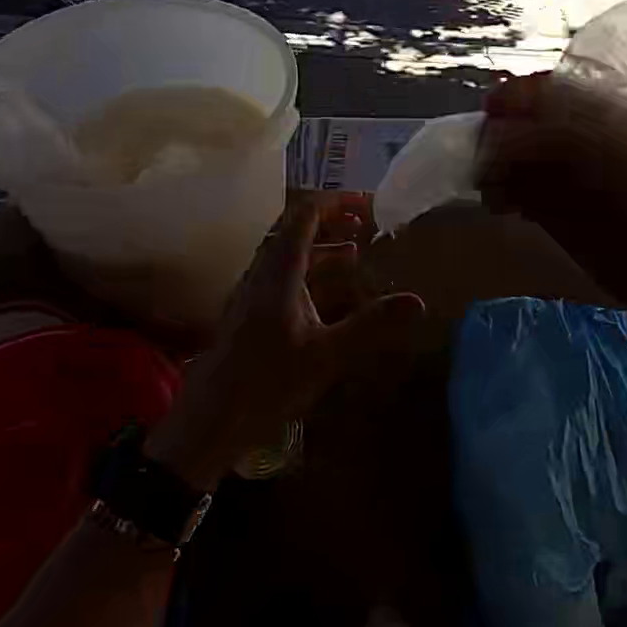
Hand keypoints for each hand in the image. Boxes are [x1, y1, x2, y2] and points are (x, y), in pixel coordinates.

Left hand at [144, 197, 424, 490]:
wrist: (207, 424)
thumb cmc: (266, 382)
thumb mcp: (327, 354)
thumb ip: (371, 324)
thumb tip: (418, 300)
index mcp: (279, 272)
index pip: (304, 215)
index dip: (336, 202)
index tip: (369, 204)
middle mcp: (262, 274)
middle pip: (293, 228)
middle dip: (331, 219)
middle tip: (366, 224)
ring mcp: (252, 293)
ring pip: (287, 253)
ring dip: (321, 244)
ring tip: (355, 251)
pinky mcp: (250, 313)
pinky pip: (282, 274)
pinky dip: (310, 268)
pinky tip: (327, 293)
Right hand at [476, 75, 626, 330]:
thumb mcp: (625, 168)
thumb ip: (561, 147)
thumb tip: (498, 146)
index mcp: (623, 123)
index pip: (561, 95)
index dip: (522, 98)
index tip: (488, 113)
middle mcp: (600, 150)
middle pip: (538, 130)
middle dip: (505, 137)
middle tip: (480, 161)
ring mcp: (586, 189)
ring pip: (531, 165)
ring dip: (503, 169)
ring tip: (488, 188)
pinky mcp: (576, 226)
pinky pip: (535, 199)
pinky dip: (512, 197)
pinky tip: (502, 204)